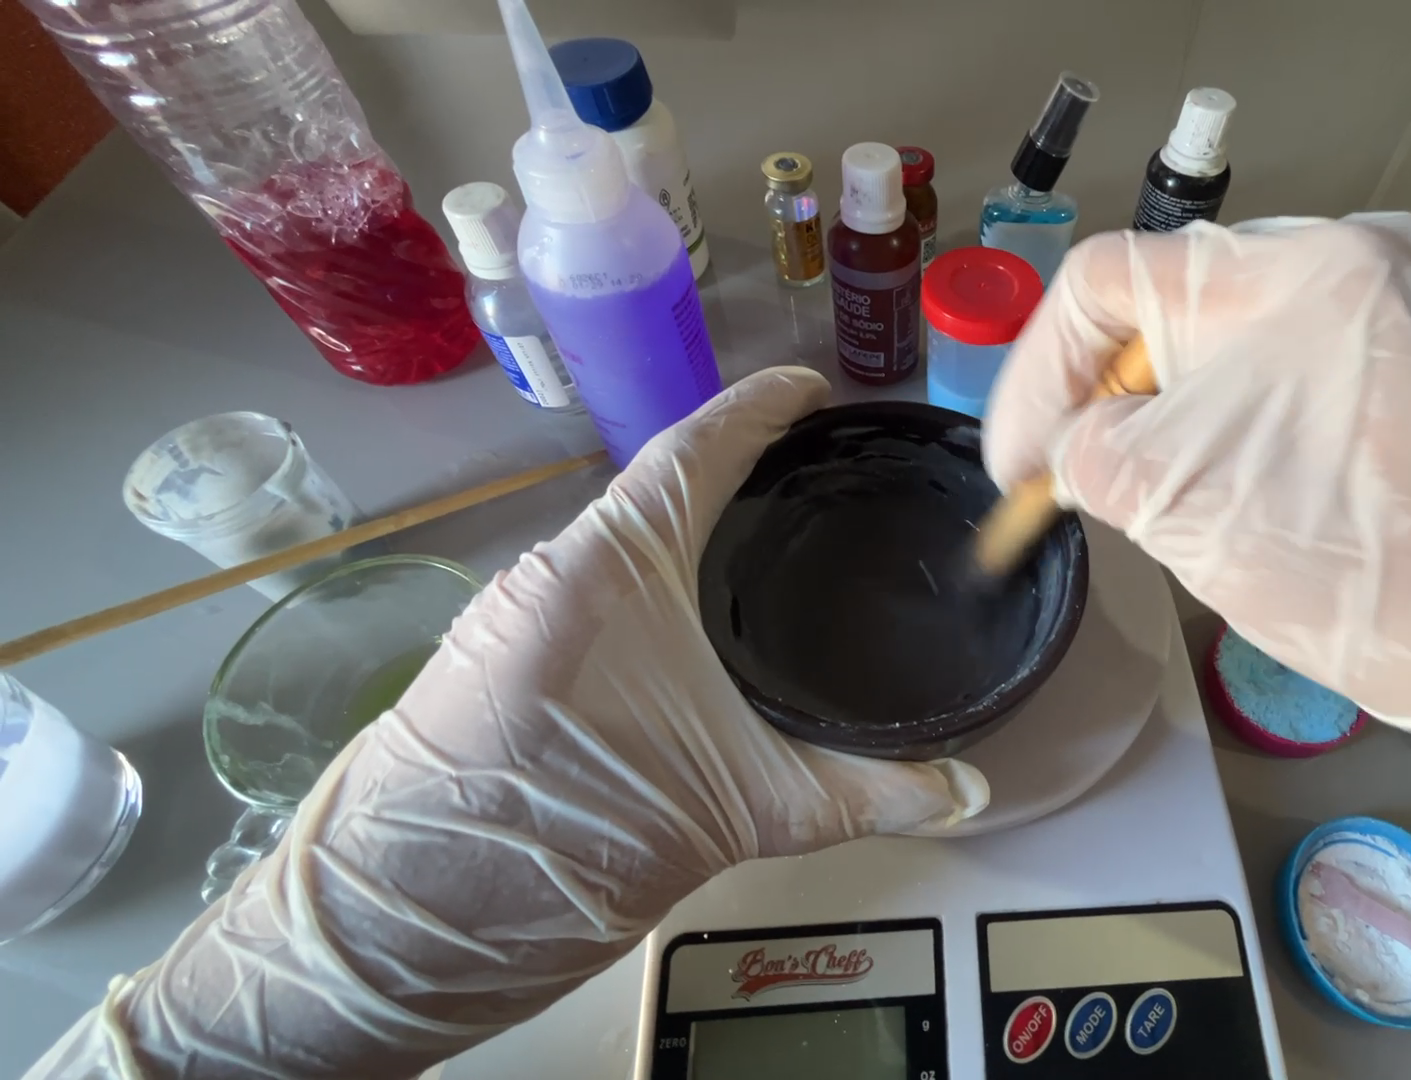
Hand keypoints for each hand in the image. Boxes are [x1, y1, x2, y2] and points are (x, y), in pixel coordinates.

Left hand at [32, 367, 986, 1079]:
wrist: (396, 932)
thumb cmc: (569, 839)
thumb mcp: (740, 809)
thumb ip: (863, 793)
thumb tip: (968, 791)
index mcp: (612, 566)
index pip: (695, 451)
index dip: (757, 408)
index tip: (811, 386)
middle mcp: (563, 566)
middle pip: (665, 487)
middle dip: (742, 463)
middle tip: (820, 467)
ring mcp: (529, 606)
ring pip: (634, 537)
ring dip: (701, 519)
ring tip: (777, 524)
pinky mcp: (513, 650)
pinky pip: (608, 579)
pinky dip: (667, 568)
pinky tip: (707, 603)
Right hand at [987, 216, 1410, 897]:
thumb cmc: (1394, 592)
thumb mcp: (1204, 526)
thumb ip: (1102, 459)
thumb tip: (1067, 445)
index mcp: (1300, 277)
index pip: (1107, 284)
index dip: (1035, 375)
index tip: (1020, 465)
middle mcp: (1359, 255)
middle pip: (1167, 307)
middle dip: (1107, 403)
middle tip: (1084, 485)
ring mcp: (1406, 294)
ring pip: (1227, 340)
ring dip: (1172, 416)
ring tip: (1173, 495)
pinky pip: (1291, 361)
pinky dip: (1239, 418)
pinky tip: (1253, 481)